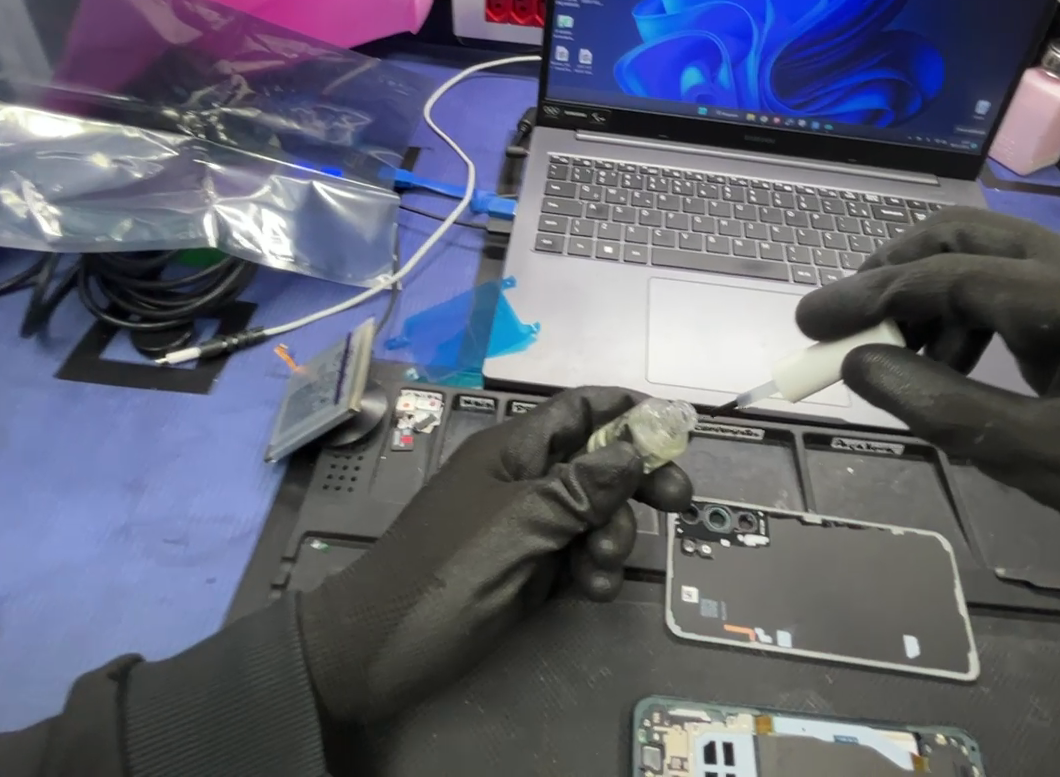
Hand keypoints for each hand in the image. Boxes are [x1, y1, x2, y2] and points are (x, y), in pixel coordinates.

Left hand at [297, 387, 692, 725]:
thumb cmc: (446, 571)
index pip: (578, 409)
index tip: (673, 426)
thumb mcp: (520, 524)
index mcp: (514, 449)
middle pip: (596, 463)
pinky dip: (590, 568)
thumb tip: (636, 448)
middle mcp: (525, 479)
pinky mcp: (527, 569)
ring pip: (592, 514)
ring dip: (610, 535)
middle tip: (681, 500)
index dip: (625, 410)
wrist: (378, 649)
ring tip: (601, 564)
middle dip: (637, 479)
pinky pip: (575, 556)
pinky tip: (589, 588)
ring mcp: (526, 526)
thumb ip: (582, 486)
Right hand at [798, 208, 1059, 724]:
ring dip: (932, 294)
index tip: (808, 323)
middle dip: (894, 273)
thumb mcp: (1042, 460)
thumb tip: (856, 363)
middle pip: (964, 235)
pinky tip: (960, 359)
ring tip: (905, 357)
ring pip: (989, 254)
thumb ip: (939, 404)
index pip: (947, 274)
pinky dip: (972, 312)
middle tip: (849, 323)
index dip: (867, 297)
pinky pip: (1020, 285)